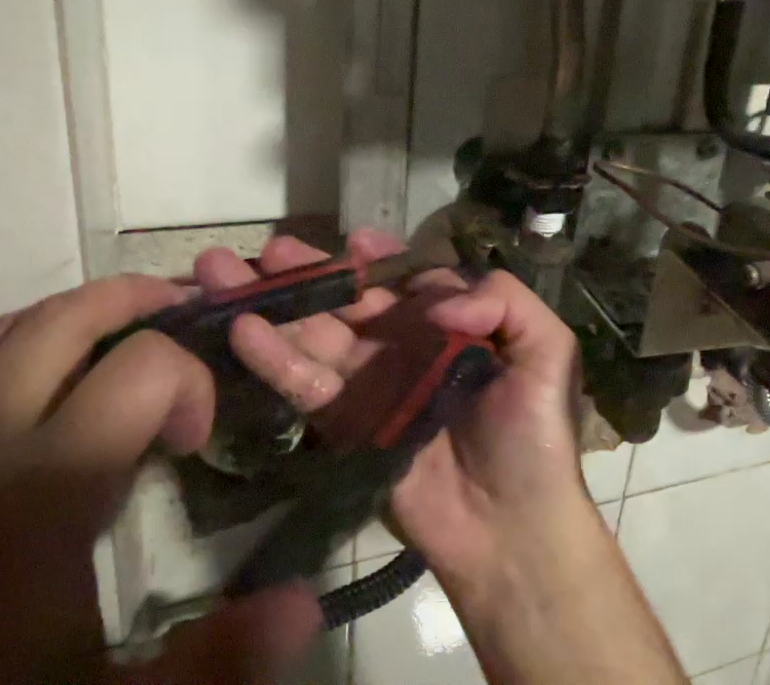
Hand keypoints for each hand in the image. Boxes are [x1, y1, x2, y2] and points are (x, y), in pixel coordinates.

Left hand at [0, 275, 322, 684]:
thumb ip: (216, 657)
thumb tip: (307, 602)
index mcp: (44, 489)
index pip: (143, 368)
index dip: (193, 381)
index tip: (197, 437)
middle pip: (64, 319)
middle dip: (136, 299)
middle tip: (183, 310)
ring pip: (1, 330)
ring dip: (72, 314)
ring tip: (120, 333)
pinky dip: (10, 345)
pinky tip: (32, 384)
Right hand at [205, 231, 595, 585]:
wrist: (512, 526)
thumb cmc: (534, 435)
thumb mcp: (547, 349)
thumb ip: (503, 297)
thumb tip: (431, 297)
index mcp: (450, 324)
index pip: (406, 280)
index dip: (377, 260)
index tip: (352, 243)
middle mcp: (405, 346)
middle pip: (349, 301)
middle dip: (309, 272)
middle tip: (267, 250)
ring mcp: (371, 384)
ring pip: (316, 333)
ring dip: (273, 303)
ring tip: (222, 272)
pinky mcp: (346, 424)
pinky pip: (306, 383)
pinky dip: (274, 357)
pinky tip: (243, 330)